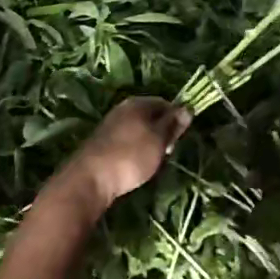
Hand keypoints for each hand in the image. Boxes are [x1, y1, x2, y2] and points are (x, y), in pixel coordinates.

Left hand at [53, 97, 190, 212]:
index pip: (163, 102)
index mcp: (136, 103)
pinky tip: (141, 161)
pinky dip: (138, 147)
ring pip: (140, 127)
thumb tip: (187, 108)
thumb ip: (172, 124)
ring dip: (151, 140)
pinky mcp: (106, 139)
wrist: (93, 176)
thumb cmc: (131, 155)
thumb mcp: (158, 140)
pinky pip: (130, 138)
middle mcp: (122, 108)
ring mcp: (112, 123)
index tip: (183, 136)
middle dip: (164, 130)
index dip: (176, 117)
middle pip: (151, 114)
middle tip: (170, 150)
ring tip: (158, 158)